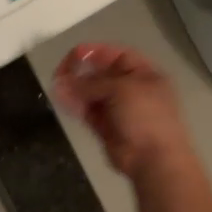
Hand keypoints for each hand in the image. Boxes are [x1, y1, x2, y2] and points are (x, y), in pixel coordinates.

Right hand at [51, 44, 197, 179]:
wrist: (154, 159)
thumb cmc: (146, 116)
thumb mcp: (122, 89)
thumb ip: (91, 83)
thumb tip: (61, 82)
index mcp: (144, 74)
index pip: (116, 55)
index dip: (95, 53)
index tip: (73, 56)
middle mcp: (131, 89)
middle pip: (101, 74)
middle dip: (81, 73)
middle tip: (61, 76)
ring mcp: (118, 110)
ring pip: (92, 94)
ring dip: (75, 89)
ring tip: (57, 88)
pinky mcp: (106, 127)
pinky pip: (88, 111)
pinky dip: (75, 105)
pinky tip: (62, 101)